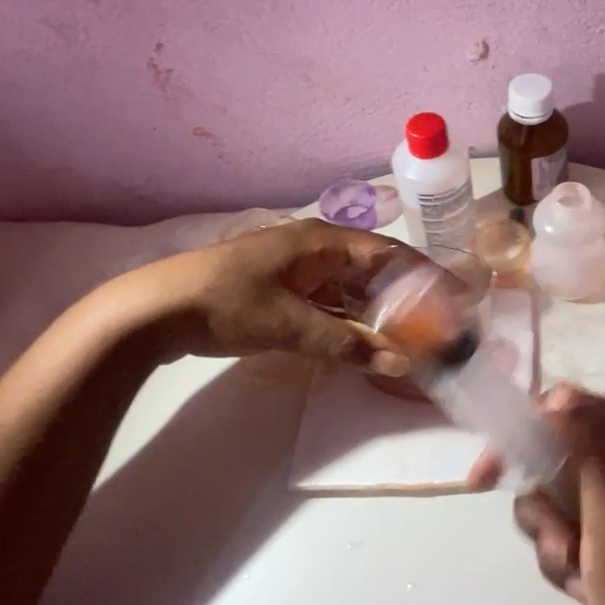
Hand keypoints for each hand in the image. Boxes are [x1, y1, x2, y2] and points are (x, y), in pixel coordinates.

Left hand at [96, 218, 411, 373]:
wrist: (150, 312)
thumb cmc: (226, 304)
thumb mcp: (290, 326)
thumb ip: (347, 344)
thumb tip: (400, 363)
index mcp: (324, 241)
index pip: (391, 253)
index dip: (425, 275)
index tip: (454, 298)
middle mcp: (317, 248)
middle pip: (374, 270)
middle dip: (406, 297)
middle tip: (436, 325)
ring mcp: (298, 270)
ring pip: (352, 289)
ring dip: (377, 313)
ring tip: (408, 338)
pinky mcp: (282, 291)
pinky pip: (330, 303)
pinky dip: (350, 322)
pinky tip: (365, 344)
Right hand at [469, 386, 604, 604]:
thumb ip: (585, 444)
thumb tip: (554, 400)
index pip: (569, 406)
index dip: (526, 428)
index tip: (489, 472)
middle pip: (552, 457)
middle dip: (543, 504)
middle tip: (560, 540)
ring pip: (551, 501)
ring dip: (553, 539)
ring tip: (581, 569)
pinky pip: (562, 535)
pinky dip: (564, 562)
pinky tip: (586, 585)